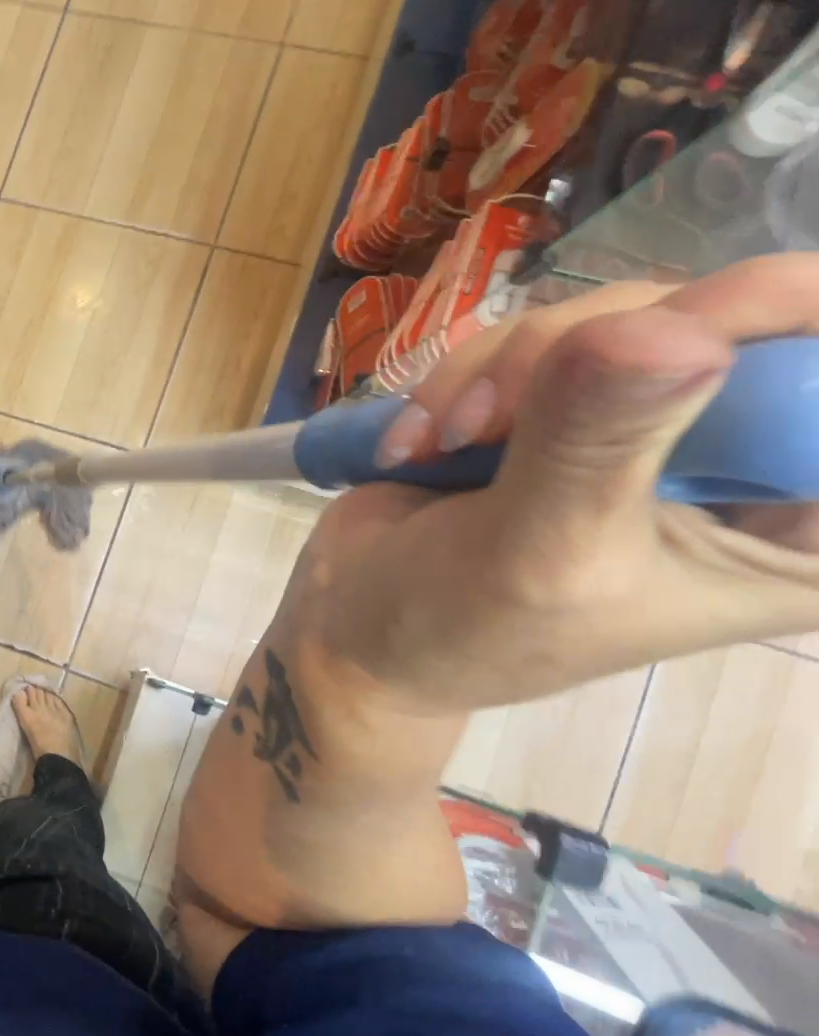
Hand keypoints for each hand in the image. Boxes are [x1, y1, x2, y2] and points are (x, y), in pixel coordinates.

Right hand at [316, 253, 818, 715]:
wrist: (354, 624)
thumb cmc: (463, 629)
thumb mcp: (539, 557)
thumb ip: (594, 447)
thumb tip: (653, 324)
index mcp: (801, 518)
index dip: (757, 328)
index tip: (636, 346)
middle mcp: (742, 455)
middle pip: (728, 315)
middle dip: (583, 353)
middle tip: (485, 422)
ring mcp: (647, 420)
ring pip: (615, 314)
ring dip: (498, 371)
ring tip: (441, 444)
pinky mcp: (563, 403)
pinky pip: (539, 333)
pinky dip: (462, 376)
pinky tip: (422, 438)